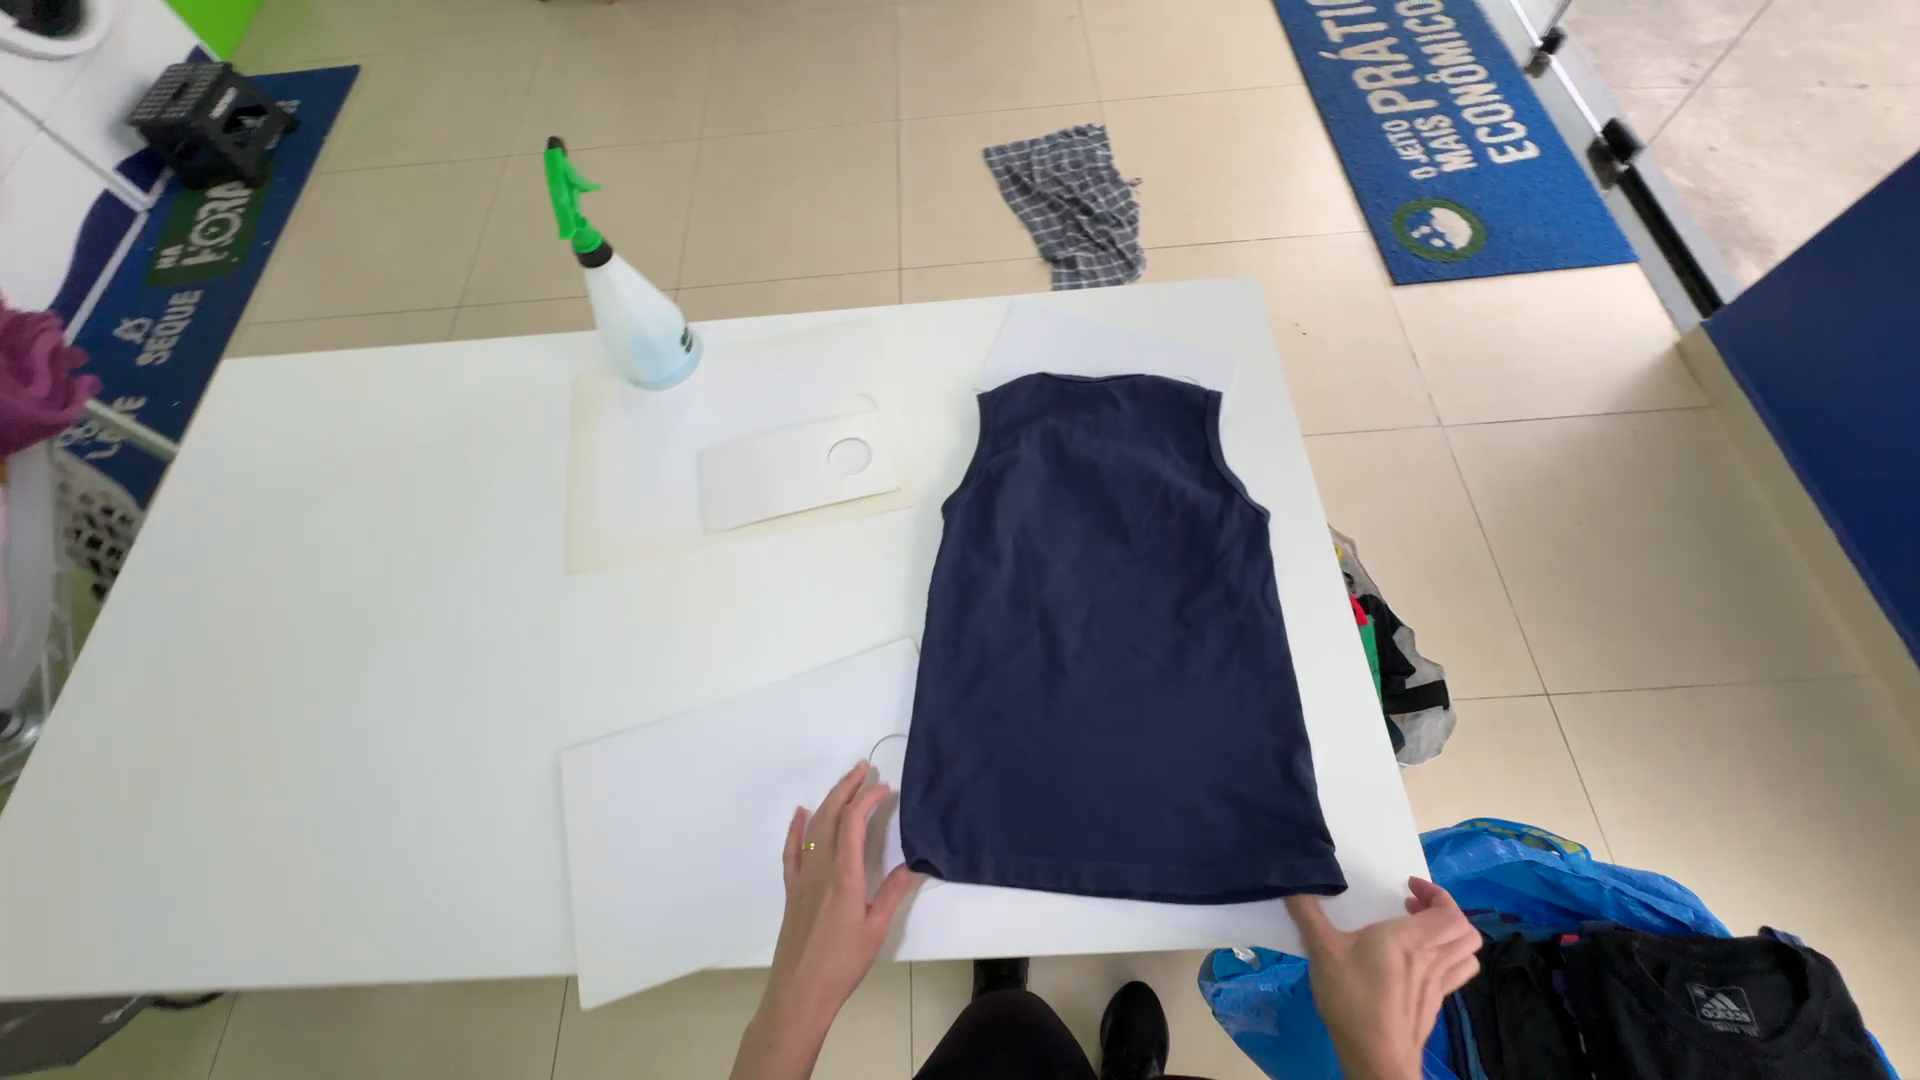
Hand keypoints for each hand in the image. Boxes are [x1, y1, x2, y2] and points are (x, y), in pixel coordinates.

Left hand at [731, 762, 923, 1079]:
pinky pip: (792, 850)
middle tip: (864, 767)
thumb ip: (895, 892)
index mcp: (844, 874)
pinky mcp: (792, 890)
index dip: (868, 799)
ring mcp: (802, 877)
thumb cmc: (842, 962)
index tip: (884, 786)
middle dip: (847, 787)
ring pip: (813, 827)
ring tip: (844, 782)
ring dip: (828, 800)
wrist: (799, 992)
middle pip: (831, 815)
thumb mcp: (877, 928)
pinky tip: (801, 813)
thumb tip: (915, 862)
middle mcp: (821, 868)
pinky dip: (797, 827)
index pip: (854, 823)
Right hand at [1285, 877, 1480, 1079]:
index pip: (1450, 913)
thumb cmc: (1351, 997)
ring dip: (1449, 936)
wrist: (1375, 1057)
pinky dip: (1446, 959)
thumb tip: (1292, 883)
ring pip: (1465, 955)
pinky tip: (1415, 962)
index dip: (1438, 894)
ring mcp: (1437, 985)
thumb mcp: (1321, 949)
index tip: (1409, 887)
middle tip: (1412, 905)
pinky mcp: (1434, 1004)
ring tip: (1419, 931)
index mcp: (1410, 940)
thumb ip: (1307, 913)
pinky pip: (1454, 974)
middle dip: (1444, 911)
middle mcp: (1431, 959)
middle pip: (1466, 932)